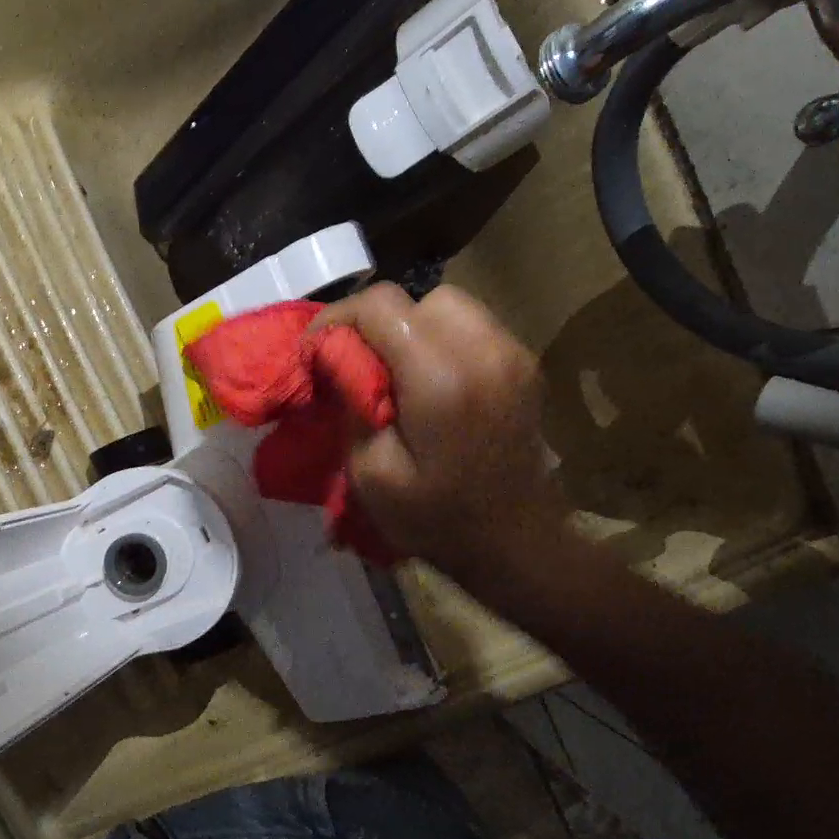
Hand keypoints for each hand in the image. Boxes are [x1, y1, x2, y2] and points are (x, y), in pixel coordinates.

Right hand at [313, 283, 567, 580]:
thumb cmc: (433, 517)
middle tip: (355, 362)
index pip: (382, 306)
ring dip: (411, 327)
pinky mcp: (524, 365)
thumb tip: (335, 355)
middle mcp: (483, 351)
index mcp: (440, 378)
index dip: (337, 318)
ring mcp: (512, 354)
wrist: (513, 543)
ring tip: (391, 371)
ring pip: (450, 305)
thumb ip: (352, 403)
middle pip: (420, 296)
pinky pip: (473, 328)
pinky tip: (427, 381)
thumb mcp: (370, 472)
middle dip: (378, 321)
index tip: (314, 351)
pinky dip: (440, 341)